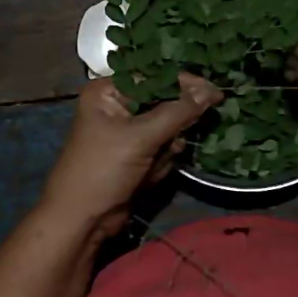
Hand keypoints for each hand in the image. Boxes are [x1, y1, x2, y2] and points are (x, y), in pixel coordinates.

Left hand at [39, 74, 221, 232]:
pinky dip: (160, 163)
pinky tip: (147, 177)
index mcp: (108, 91)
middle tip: (173, 140)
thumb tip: (210, 91)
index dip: (183, 84)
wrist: (83, 220)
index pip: (153, 77)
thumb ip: (177, 112)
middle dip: (171, 127)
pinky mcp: (135, 154)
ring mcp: (126, 132)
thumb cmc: (103, 170)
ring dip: (164, 149)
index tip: (214, 92)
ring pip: (166, 129)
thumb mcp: (140, 137)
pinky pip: (161, 149)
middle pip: (163, 103)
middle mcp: (117, 106)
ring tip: (151, 165)